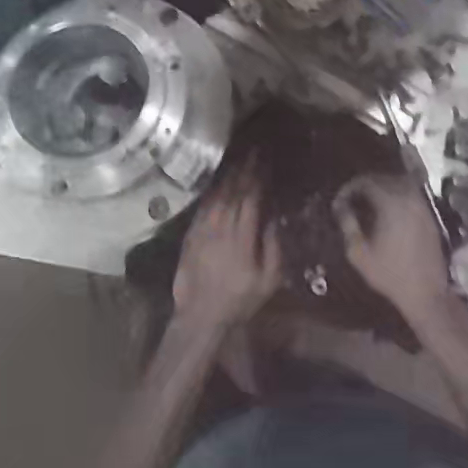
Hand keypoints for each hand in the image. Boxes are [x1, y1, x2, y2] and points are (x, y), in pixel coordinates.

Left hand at [173, 157, 282, 331]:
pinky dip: (212, 192)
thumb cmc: (240, 299)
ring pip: (216, 195)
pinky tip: (218, 185)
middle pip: (233, 191)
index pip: (250, 197)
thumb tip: (276, 218)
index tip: (264, 160)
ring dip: (227, 177)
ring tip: (237, 162)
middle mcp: (221, 226)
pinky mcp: (191, 233)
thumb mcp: (268, 279)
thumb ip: (274, 247)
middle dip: (243, 170)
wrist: (200, 315)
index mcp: (242, 236)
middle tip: (252, 152)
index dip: (257, 177)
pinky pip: (203, 206)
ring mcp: (203, 228)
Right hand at [334, 175, 452, 324]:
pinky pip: (410, 196)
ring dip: (382, 188)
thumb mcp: (358, 253)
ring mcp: (422, 207)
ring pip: (400, 184)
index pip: (367, 181)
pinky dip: (396, 196)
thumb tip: (340, 206)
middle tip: (351, 199)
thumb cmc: (389, 274)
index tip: (340, 200)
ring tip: (367, 203)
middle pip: (384, 178)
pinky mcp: (430, 216)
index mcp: (391, 204)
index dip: (350, 187)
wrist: (426, 294)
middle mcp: (409, 199)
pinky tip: (386, 211)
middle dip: (365, 185)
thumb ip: (347, 224)